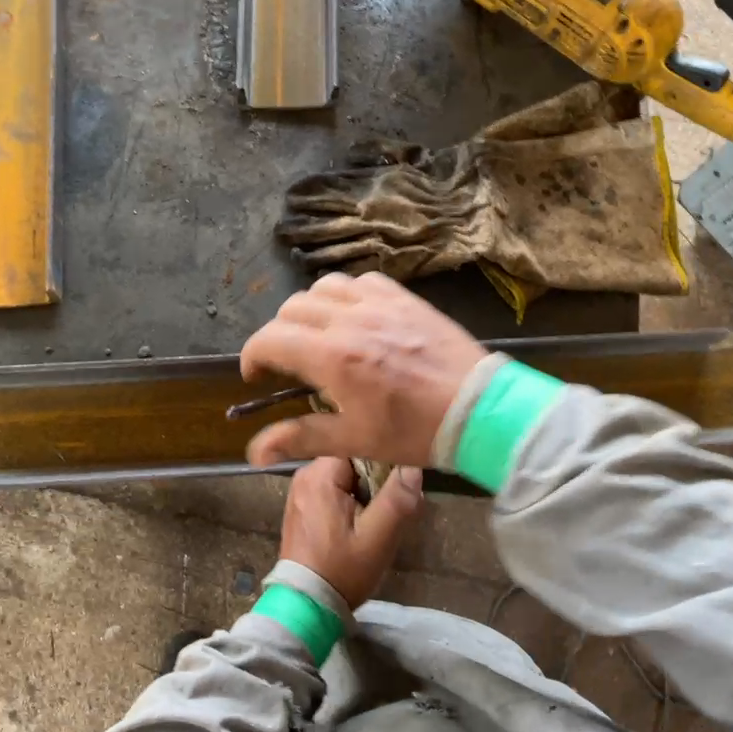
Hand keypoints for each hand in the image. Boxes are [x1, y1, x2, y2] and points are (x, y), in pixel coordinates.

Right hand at [240, 272, 487, 466]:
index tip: (256, 375)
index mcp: (332, 357)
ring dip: (309, 309)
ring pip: (323, 287)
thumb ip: (300, 437)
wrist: (479, 410)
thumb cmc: (415, 430)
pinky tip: (354, 318)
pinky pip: (361, 281)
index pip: (270, 339)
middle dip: (278, 334)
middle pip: (290, 309)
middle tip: (288, 362)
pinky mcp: (403, 297)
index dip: (253, 356)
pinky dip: (346, 295)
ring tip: (318, 335)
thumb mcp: (354, 440)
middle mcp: (349, 320)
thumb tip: (254, 451)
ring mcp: (378, 303)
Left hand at [279, 458, 423, 607]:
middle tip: (393, 499)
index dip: (382, 455)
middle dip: (374, 474)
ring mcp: (300, 490)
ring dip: (363, 488)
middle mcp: (304, 474)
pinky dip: (349, 498)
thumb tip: (414, 466)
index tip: (401, 474)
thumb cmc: (342, 570)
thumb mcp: (377, 538)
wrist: (306, 604)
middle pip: (350, 457)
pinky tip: (360, 520)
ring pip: (342, 474)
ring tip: (379, 512)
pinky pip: (331, 488)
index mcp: (319, 475)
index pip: (357, 443)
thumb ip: (397, 500)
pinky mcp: (301, 505)